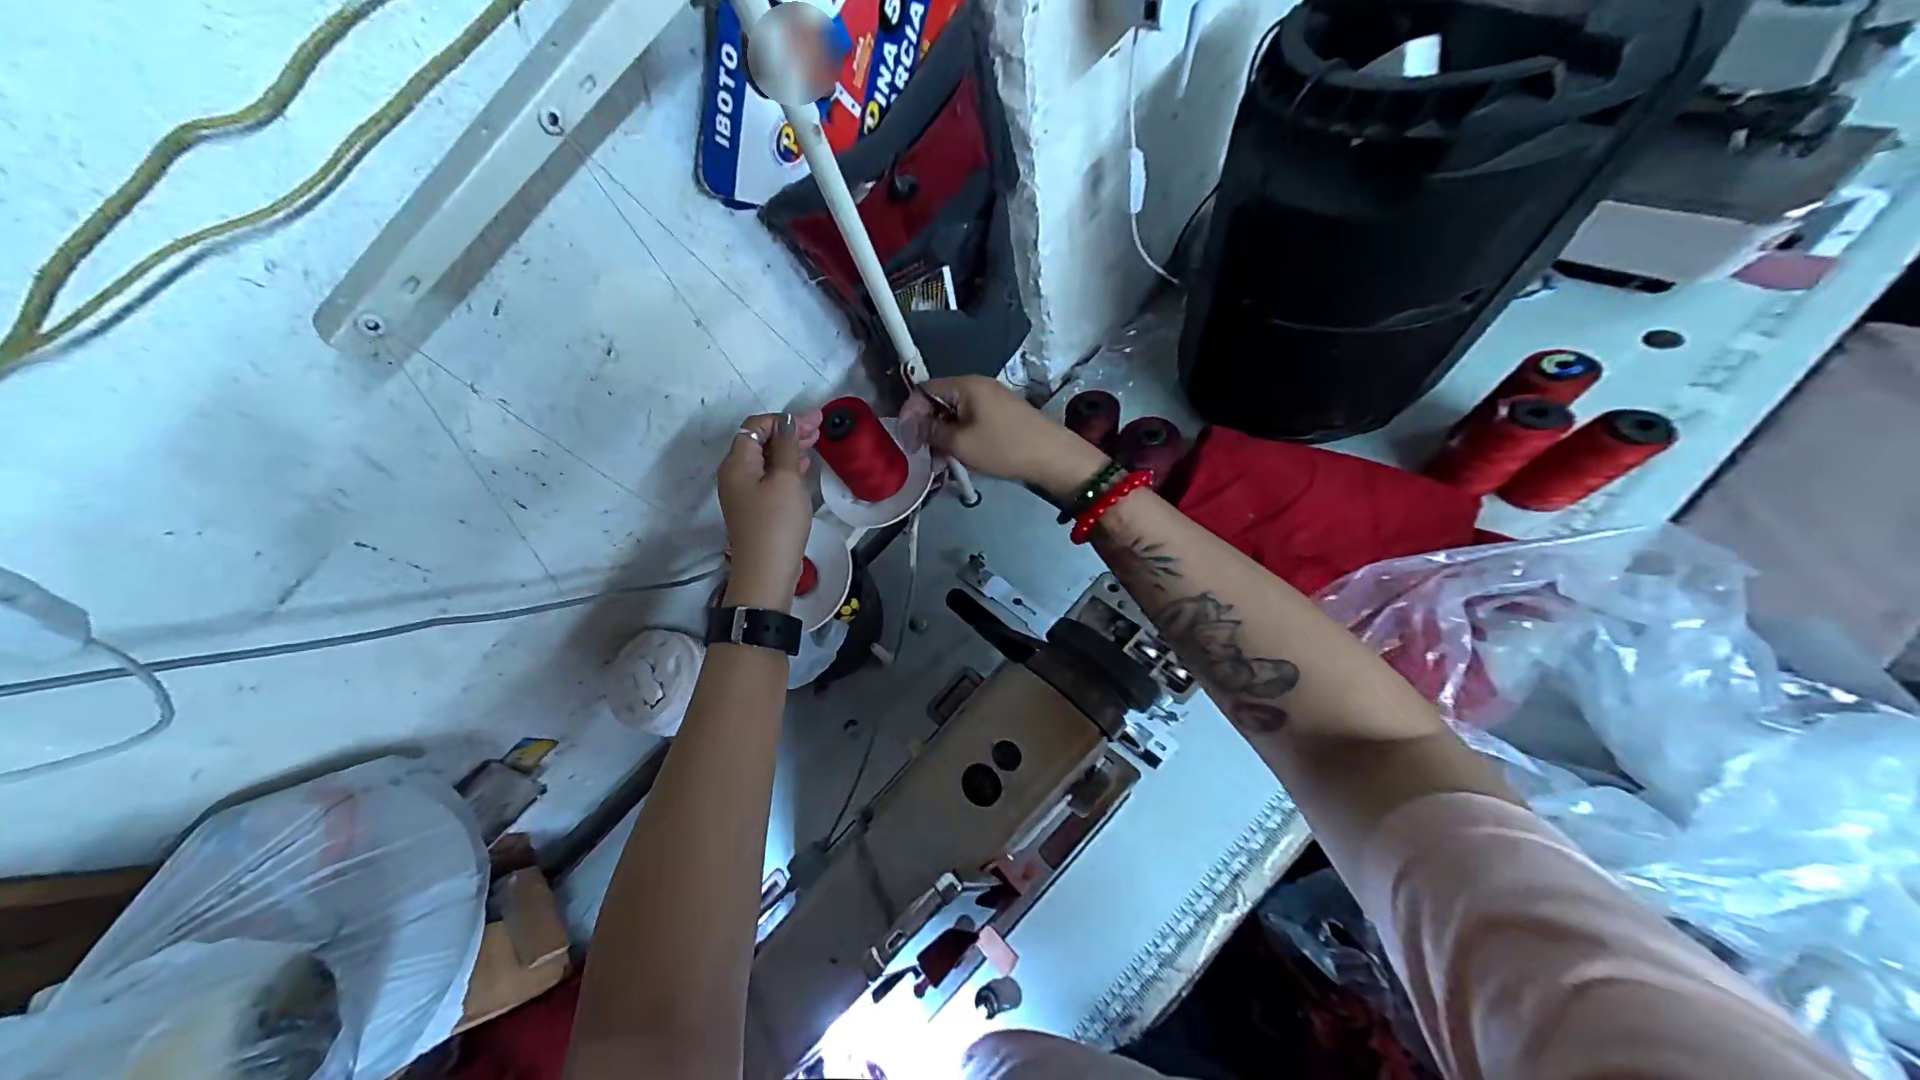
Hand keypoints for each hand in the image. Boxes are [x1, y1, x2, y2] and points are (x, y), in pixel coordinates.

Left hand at [719, 410, 820, 611]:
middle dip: (789, 431)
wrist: (767, 572)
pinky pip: (769, 477)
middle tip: (819, 427)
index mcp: (737, 463)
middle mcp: (735, 474)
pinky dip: (786, 467)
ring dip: (789, 448)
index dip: (782, 420)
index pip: (755, 426)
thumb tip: (787, 422)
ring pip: (766, 459)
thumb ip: (786, 446)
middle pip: (760, 441)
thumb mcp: (786, 480)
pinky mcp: (756, 507)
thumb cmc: (777, 523)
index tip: (811, 423)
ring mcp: (744, 492)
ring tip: (816, 442)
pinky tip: (804, 466)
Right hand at [903, 376, 1107, 500]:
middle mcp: (978, 386)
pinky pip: (971, 422)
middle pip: (939, 401)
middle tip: (922, 453)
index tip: (906, 438)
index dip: (910, 412)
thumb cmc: (1004, 447)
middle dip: (926, 426)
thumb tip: (917, 428)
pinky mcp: (1002, 416)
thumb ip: (932, 432)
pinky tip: (959, 457)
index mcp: (965, 385)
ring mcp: (992, 401)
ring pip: (955, 414)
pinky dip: (960, 437)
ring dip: (943, 435)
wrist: (1053, 457)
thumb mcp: (960, 443)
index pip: (924, 389)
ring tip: (940, 461)